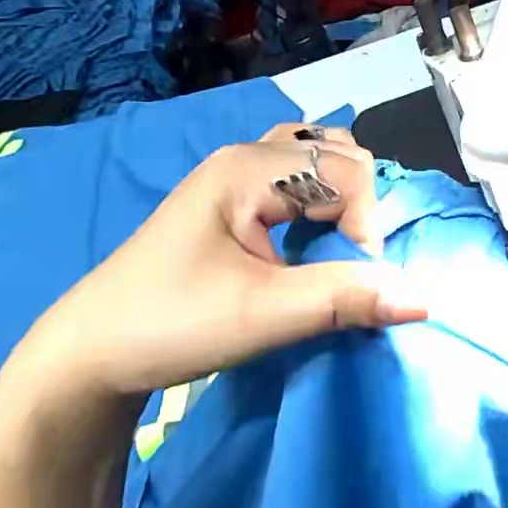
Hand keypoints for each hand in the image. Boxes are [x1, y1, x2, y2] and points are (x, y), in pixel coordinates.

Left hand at [14, 125, 424, 400]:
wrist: (85, 355)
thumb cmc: (169, 327)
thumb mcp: (262, 316)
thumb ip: (345, 299)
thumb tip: (421, 299)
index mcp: (248, 169)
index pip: (345, 171)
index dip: (368, 222)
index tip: (359, 279)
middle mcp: (247, 154)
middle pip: (339, 152)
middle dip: (360, 205)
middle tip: (348, 262)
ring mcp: (237, 168)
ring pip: (319, 152)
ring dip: (344, 192)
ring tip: (336, 241)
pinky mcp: (233, 191)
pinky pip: (298, 169)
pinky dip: (321, 191)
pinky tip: (313, 229)